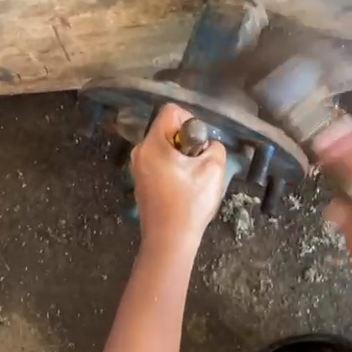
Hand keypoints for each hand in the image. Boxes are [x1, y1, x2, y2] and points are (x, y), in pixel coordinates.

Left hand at [129, 104, 227, 254]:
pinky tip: (182, 190)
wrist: (169, 240)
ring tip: (192, 180)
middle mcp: (140, 151)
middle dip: (186, 142)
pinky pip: (159, 162)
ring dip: (181, 157)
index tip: (199, 144)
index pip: (171, 111)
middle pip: (167, 129)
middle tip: (198, 164)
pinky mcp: (140, 181)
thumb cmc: (190, 203)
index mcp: (153, 144)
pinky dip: (172, 169)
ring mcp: (137, 167)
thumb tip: (207, 146)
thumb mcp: (213, 169)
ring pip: (164, 147)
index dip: (190, 120)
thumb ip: (215, 147)